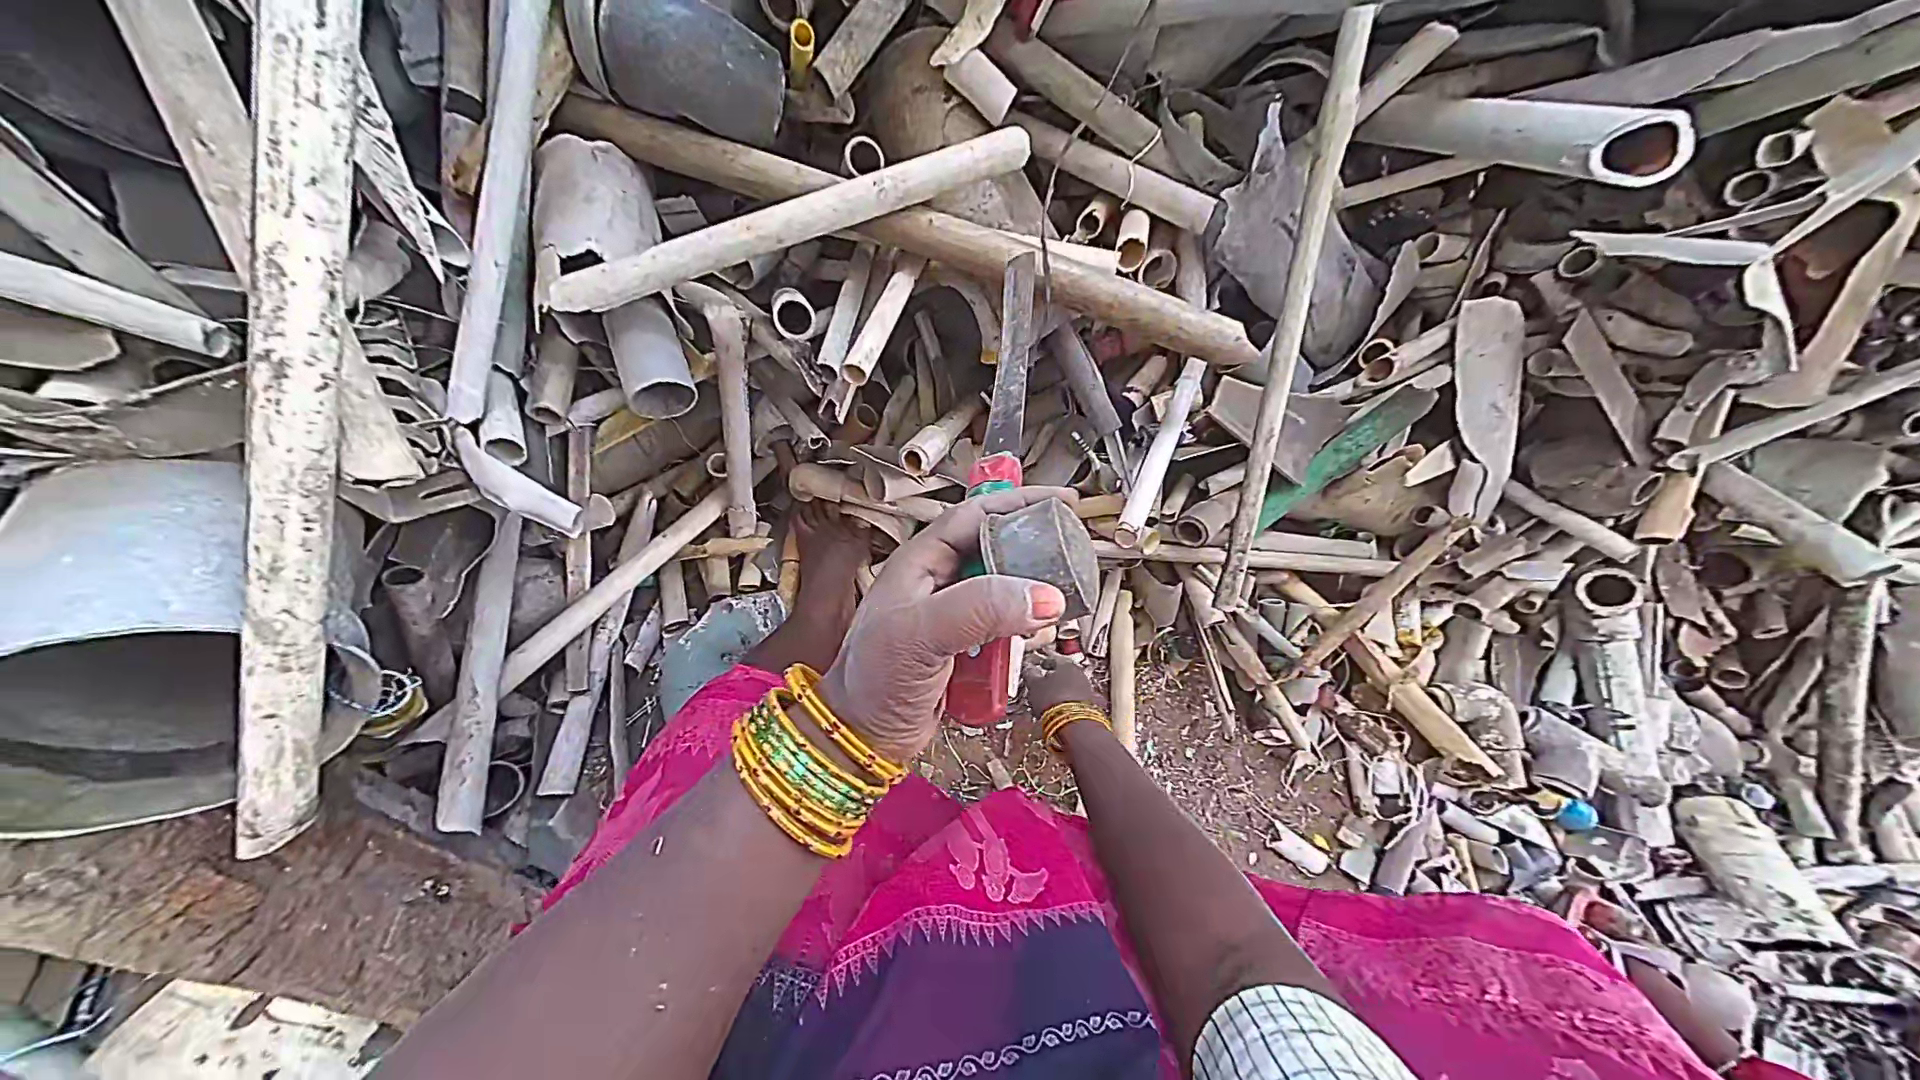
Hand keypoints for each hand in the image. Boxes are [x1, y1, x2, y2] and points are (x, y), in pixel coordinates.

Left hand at [816, 487, 1076, 762]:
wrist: (864, 735)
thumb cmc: (874, 679)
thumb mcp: (921, 633)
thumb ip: (979, 608)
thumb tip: (1044, 596)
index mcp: (921, 561)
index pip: (976, 515)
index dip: (1019, 504)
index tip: (1062, 502)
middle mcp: (940, 581)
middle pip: (999, 549)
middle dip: (1035, 549)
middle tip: (1072, 551)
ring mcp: (955, 614)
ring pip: (1007, 589)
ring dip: (1033, 594)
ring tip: (1061, 598)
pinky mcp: (968, 646)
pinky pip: (1007, 626)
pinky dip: (1025, 629)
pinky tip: (1036, 636)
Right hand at [1023, 649, 1102, 717]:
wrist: (1074, 726)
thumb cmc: (1053, 700)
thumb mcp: (1034, 686)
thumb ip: (1031, 675)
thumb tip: (1028, 669)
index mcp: (1067, 665)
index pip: (1054, 660)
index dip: (1044, 663)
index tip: (1039, 667)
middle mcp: (1081, 676)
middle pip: (1066, 674)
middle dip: (1055, 679)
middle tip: (1043, 685)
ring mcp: (1089, 692)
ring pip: (1073, 688)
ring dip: (1063, 692)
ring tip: (1051, 701)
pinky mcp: (1092, 709)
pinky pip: (1078, 703)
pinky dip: (1070, 705)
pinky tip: (1061, 711)